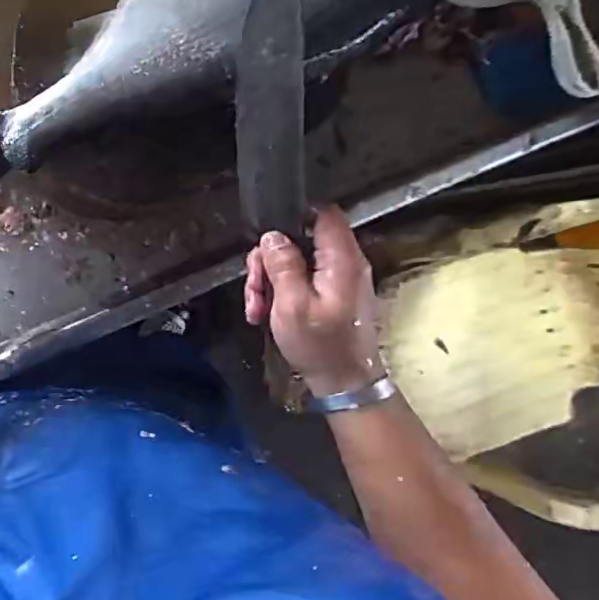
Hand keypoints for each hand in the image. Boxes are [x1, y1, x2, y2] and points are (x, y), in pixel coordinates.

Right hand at [244, 206, 383, 395]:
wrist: (344, 384)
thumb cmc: (320, 344)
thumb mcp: (291, 305)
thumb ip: (282, 266)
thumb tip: (272, 236)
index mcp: (341, 262)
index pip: (324, 215)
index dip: (294, 214)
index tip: (266, 232)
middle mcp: (343, 265)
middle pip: (297, 241)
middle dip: (268, 260)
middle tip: (254, 286)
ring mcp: (336, 280)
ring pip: (291, 262)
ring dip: (267, 280)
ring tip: (257, 307)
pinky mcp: (328, 294)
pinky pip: (296, 280)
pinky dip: (276, 292)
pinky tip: (264, 312)